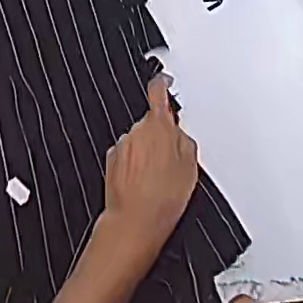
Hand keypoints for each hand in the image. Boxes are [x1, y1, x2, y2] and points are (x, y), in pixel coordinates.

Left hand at [98, 75, 198, 268]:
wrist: (135, 220)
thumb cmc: (164, 196)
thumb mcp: (191, 166)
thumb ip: (185, 140)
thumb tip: (179, 134)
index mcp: (158, 126)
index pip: (157, 92)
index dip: (162, 85)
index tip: (163, 82)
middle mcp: (136, 131)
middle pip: (150, 123)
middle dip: (160, 136)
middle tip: (171, 161)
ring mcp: (122, 145)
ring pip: (138, 141)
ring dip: (146, 153)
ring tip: (158, 178)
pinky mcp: (112, 159)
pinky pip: (127, 155)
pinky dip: (134, 164)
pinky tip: (144, 183)